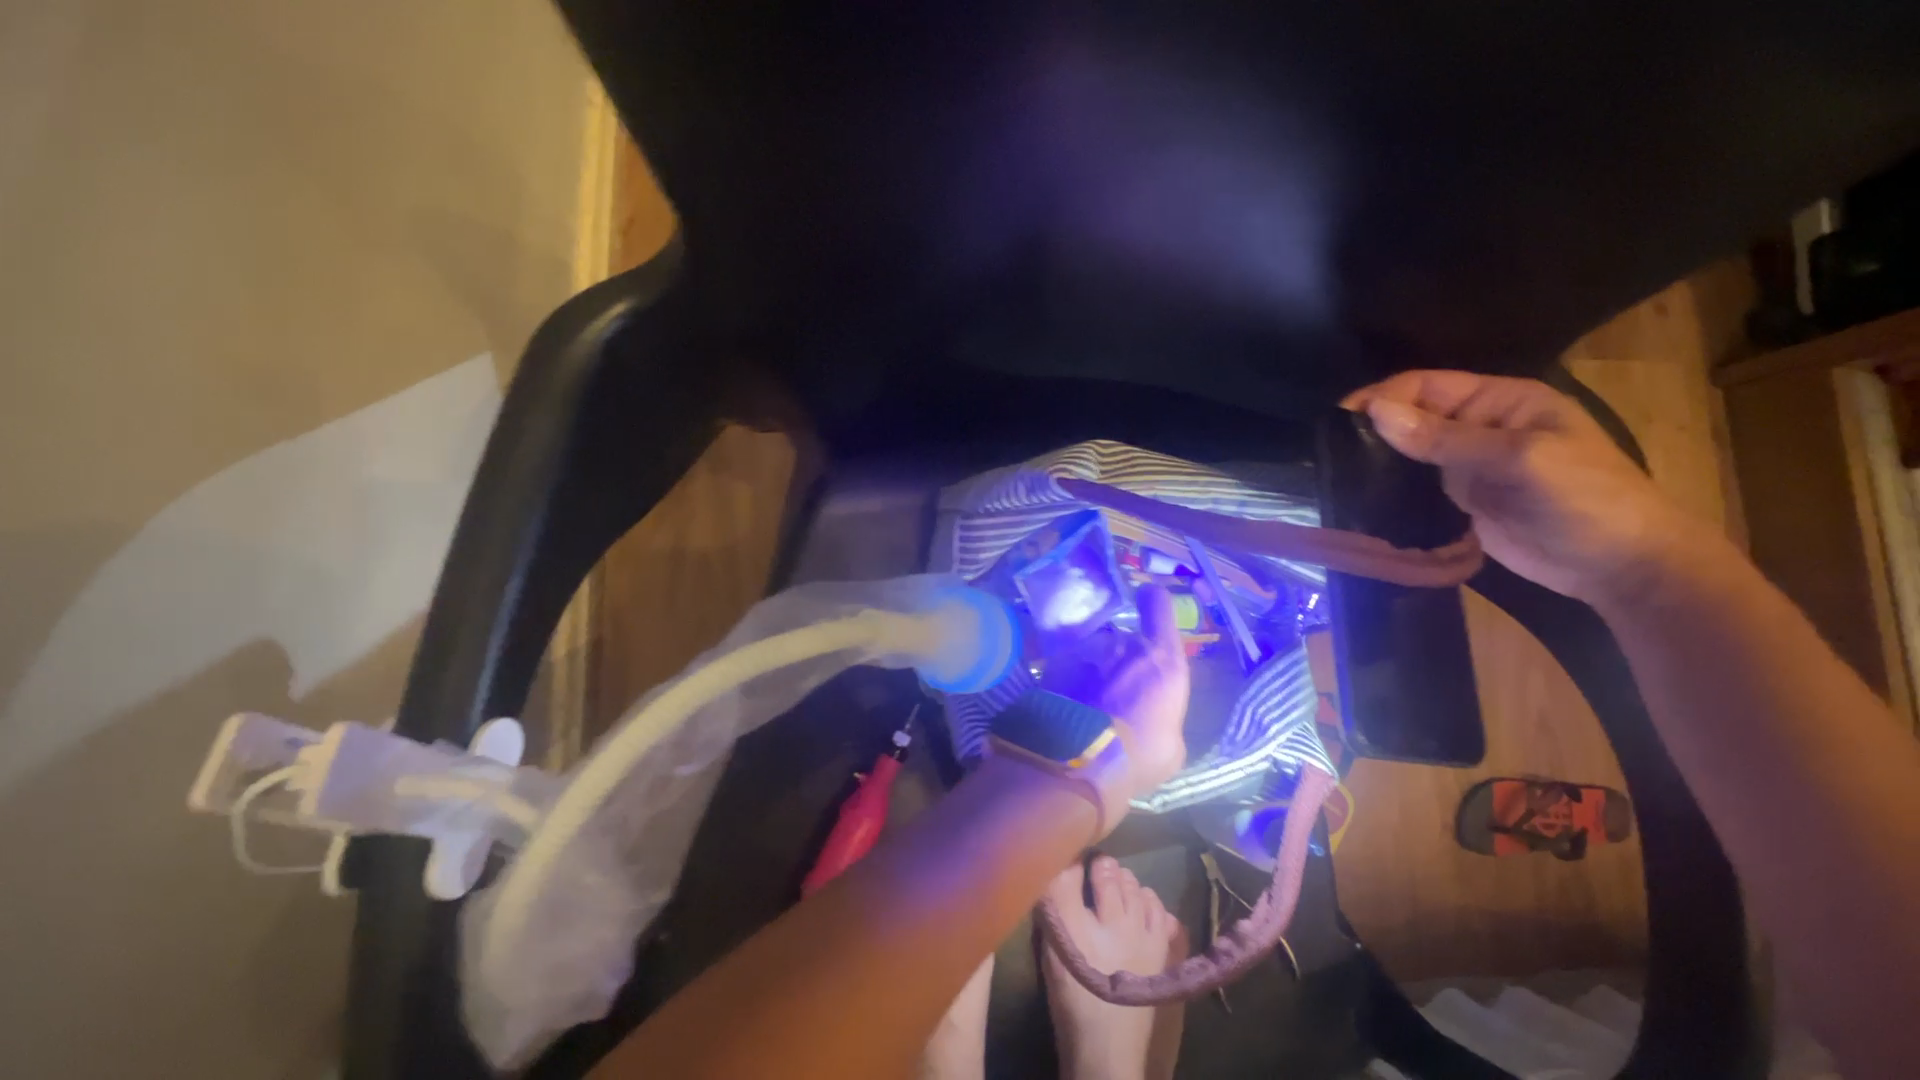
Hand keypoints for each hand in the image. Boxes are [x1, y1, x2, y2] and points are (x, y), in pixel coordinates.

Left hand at [1038, 584, 1190, 803]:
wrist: (1076, 762)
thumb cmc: (1137, 758)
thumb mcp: (1171, 747)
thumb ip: (1165, 718)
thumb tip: (1155, 720)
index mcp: (1162, 659)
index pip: (1159, 605)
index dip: (1155, 603)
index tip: (1151, 605)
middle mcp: (1124, 643)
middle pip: (1125, 640)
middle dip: (1122, 662)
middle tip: (1118, 697)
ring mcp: (1085, 650)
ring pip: (1095, 653)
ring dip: (1095, 672)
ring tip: (1090, 708)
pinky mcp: (1054, 664)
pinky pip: (1069, 666)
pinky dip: (1070, 681)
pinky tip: (1068, 710)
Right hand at [1342, 371, 1711, 605]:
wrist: (1619, 565)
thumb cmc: (1584, 499)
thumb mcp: (1518, 460)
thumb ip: (1446, 439)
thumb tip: (1376, 412)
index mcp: (1500, 401)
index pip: (1427, 386)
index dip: (1383, 397)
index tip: (1340, 420)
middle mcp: (1480, 426)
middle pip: (1413, 416)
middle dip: (1373, 427)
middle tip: (1328, 450)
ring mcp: (1469, 466)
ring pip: (1410, 452)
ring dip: (1377, 459)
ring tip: (1336, 473)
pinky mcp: (1461, 501)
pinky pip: (1416, 486)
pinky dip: (1390, 489)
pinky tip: (1362, 497)